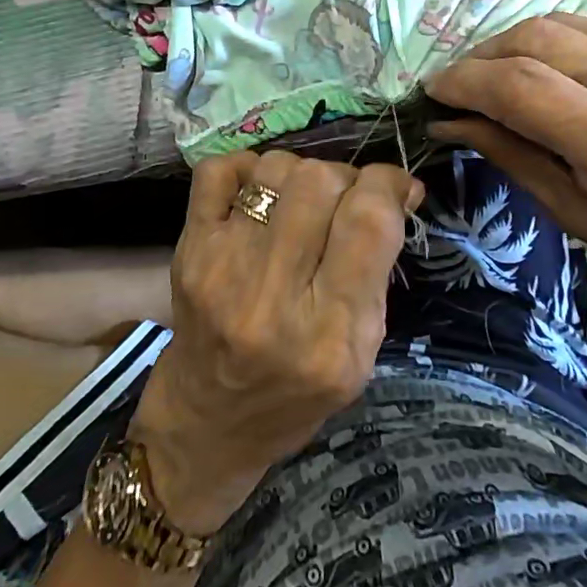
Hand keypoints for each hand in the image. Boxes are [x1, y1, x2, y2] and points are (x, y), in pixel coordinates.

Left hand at [128, 152, 422, 534]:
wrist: (208, 418)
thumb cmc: (294, 396)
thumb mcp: (359, 359)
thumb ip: (375, 277)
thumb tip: (392, 193)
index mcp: (330, 335)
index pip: (368, 222)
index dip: (390, 185)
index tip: (397, 188)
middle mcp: (273, 296)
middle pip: (320, 182)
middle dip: (347, 178)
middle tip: (347, 198)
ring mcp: (222, 267)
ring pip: (274, 169)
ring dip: (301, 172)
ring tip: (303, 200)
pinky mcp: (189, 249)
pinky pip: (216, 171)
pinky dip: (246, 168)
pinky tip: (259, 195)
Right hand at [423, 2, 586, 323]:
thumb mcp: (568, 210)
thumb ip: (504, 151)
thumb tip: (443, 116)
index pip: (523, 87)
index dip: (466, 80)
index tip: (435, 89)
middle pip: (540, 38)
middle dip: (485, 57)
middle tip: (464, 81)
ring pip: (568, 20)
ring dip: (524, 46)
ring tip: (514, 76)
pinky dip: (575, 38)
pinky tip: (579, 70)